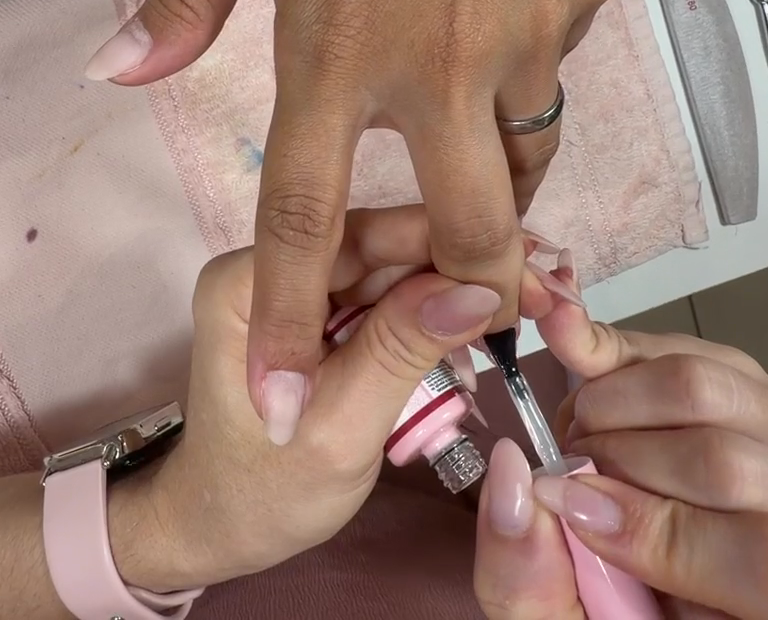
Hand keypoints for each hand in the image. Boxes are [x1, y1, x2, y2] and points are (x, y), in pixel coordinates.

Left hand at [114, 213, 501, 589]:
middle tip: (543, 284)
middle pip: (374, 250)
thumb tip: (477, 288)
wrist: (223, 528)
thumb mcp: (340, 427)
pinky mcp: (311, 313)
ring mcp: (287, 289)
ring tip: (528, 298)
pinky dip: (429, 312)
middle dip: (457, 266)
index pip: (354, 238)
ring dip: (451, 288)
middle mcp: (263, 268)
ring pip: (385, 272)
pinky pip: (379, 300)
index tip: (525, 257)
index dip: (442, 241)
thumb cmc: (266, 492)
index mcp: (246, 282)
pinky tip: (480, 317)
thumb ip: (400, 351)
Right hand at [469, 270, 767, 618]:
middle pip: (731, 463)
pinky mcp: (764, 390)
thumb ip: (538, 581)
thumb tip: (519, 481)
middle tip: (561, 469)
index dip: (663, 531)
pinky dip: (611, 349)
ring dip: (609, 402)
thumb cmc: (638, 615)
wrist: (672, 574)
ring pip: (708, 387)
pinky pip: (683, 348)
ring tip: (576, 435)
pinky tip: (574, 357)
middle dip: (614, 456)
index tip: (571, 508)